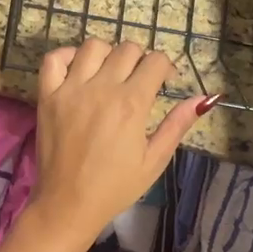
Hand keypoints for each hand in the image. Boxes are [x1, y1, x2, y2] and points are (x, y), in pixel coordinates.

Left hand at [30, 40, 213, 239]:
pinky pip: (54, 59)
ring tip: (109, 73)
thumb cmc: (115, 187)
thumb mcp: (154, 160)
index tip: (164, 82)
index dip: (165, 68)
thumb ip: (178, 124)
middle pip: (127, 49)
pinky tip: (78, 70)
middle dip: (140, 59)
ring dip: (107, 54)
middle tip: (138, 80)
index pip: (155, 61)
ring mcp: (70, 89)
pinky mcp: (47, 96)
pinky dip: (66, 55)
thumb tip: (205, 98)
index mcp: (132, 104)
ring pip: (93, 46)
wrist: (68, 205)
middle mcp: (102, 88)